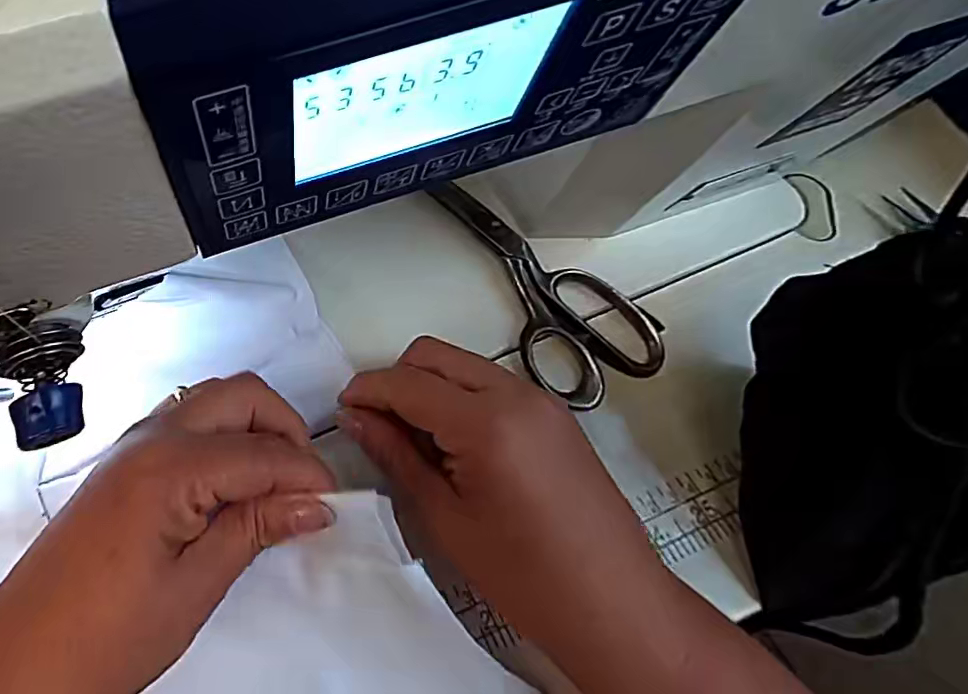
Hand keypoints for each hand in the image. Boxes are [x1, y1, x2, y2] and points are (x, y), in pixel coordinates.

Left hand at [0, 373, 335, 693]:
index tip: (333, 503)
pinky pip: (185, 420)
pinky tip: (232, 482)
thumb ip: (253, 531)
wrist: (23, 652)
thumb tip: (310, 503)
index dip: (305, 473)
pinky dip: (221, 434)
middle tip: (306, 484)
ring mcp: (132, 443)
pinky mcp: (124, 459)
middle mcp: (149, 437)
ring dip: (251, 425)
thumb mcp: (192, 588)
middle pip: (237, 394)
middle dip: (283, 426)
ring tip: (274, 485)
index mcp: (168, 465)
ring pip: (210, 398)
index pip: (260, 450)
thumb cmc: (102, 633)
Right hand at [339, 336, 808, 693]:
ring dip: (426, 384)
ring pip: (458, 362)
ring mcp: (539, 400)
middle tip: (378, 423)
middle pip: (431, 354)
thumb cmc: (527, 577)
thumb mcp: (445, 518)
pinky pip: (487, 381)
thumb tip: (355, 417)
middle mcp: (515, 394)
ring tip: (415, 437)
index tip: (345, 411)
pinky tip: (453, 441)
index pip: (407, 382)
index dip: (367, 391)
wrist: (623, 612)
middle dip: (395, 379)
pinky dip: (457, 394)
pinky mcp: (553, 413)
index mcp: (487, 422)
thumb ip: (395, 455)